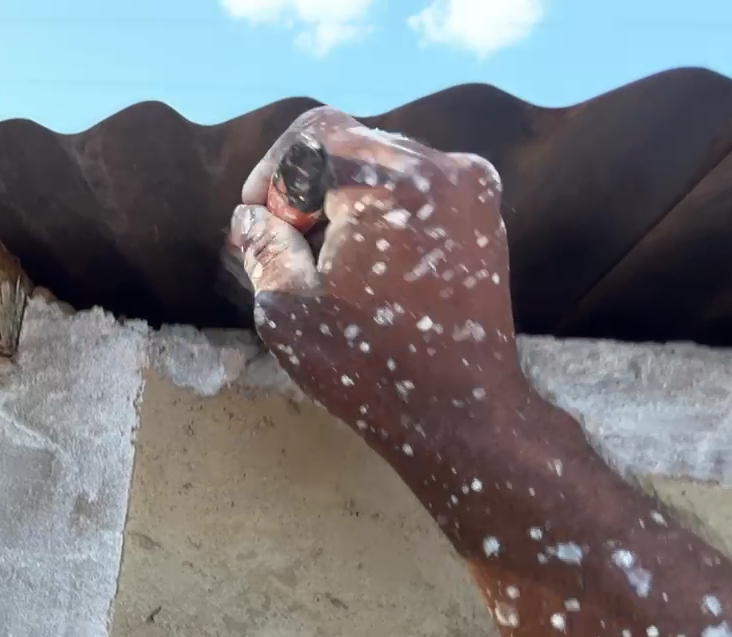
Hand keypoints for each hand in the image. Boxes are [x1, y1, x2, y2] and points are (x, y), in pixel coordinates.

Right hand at [226, 108, 522, 449]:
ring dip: (338, 199)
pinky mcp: (481, 213)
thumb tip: (250, 217)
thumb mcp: (287, 309)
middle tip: (277, 245)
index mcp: (384, 185)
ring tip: (317, 259)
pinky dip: (375, 210)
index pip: (314, 134)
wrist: (454, 406)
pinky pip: (413, 186)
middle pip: (348, 144)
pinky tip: (358, 261)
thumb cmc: (363, 364)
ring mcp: (469, 186)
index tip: (255, 219)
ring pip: (381, 163)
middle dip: (302, 188)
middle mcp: (437, 168)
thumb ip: (263, 249)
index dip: (271, 173)